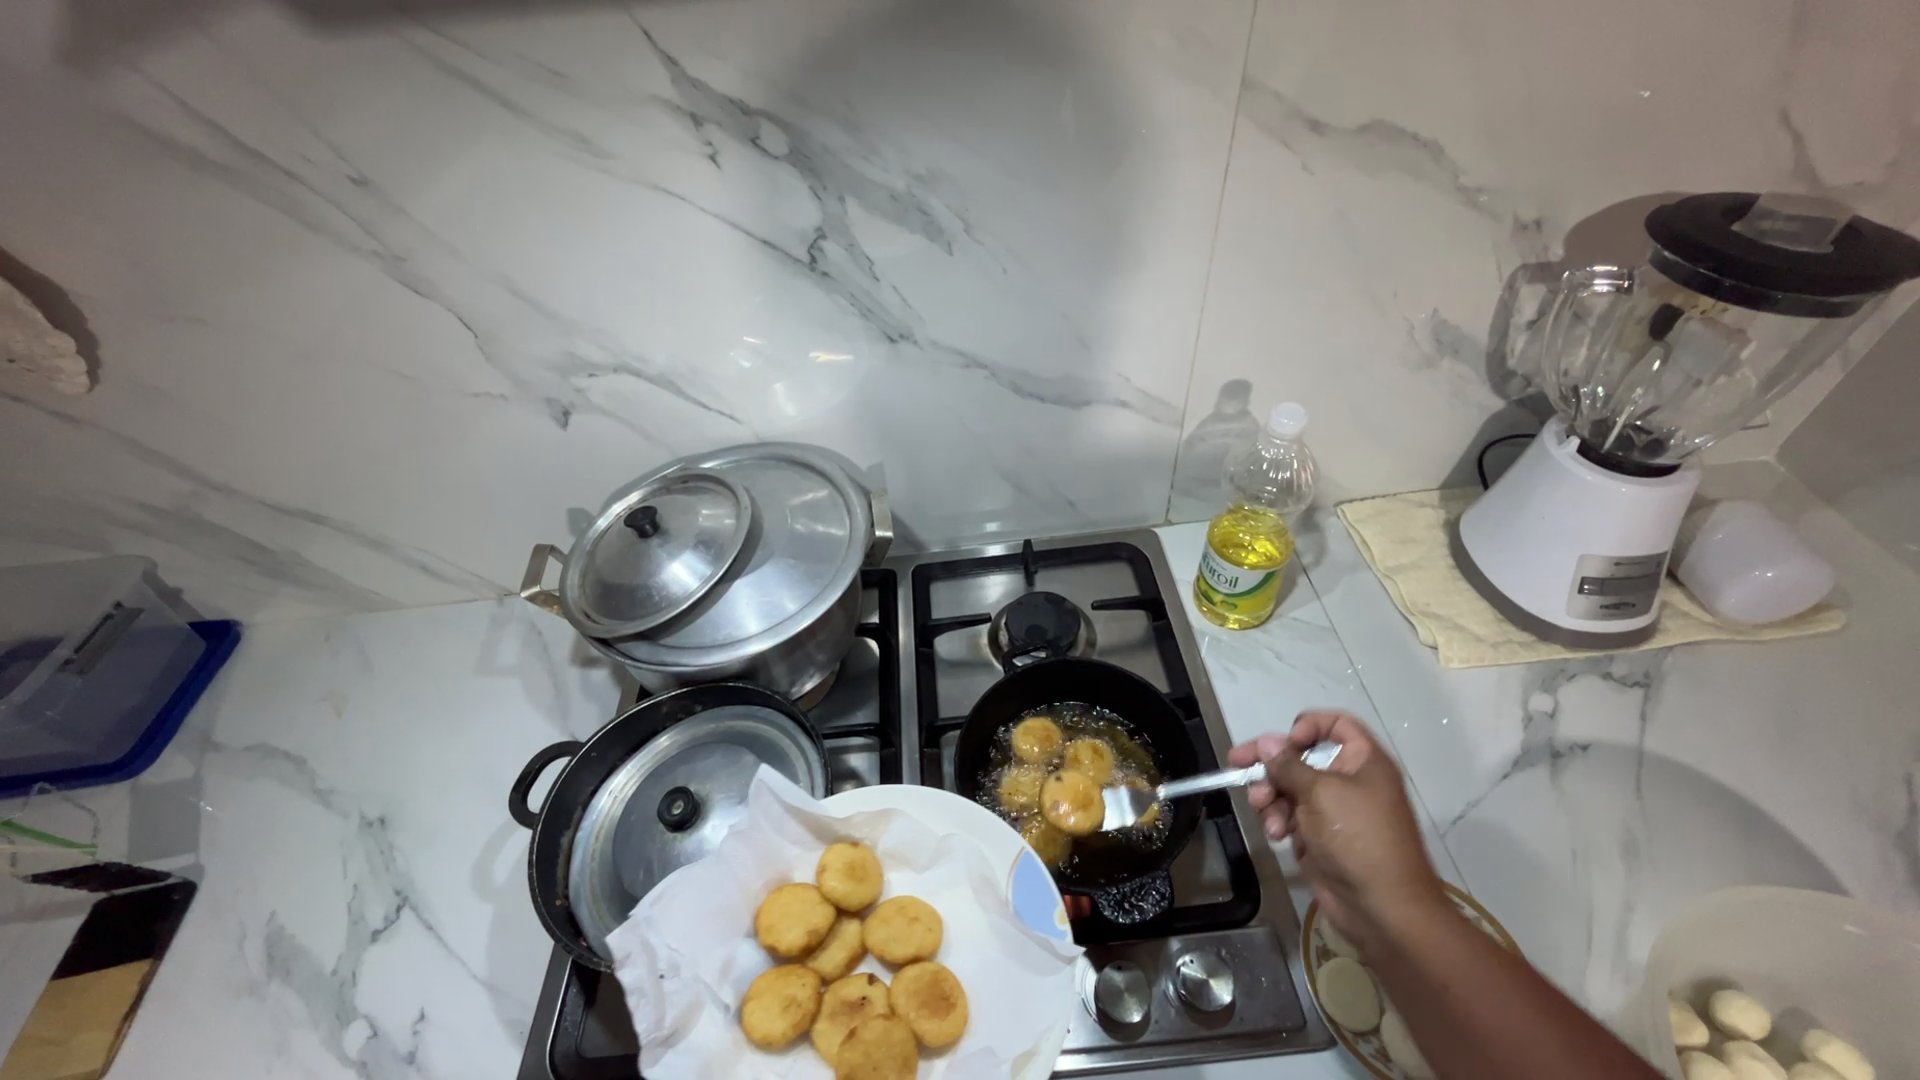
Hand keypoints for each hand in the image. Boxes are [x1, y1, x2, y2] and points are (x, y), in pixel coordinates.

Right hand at [1228, 712, 1446, 954]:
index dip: (1308, 727)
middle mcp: (1348, 780)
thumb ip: (1289, 764)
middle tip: (1237, 765)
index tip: (1285, 745)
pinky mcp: (1318, 835)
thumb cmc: (1358, 837)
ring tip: (1263, 810)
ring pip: (1288, 787)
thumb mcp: (1320, 792)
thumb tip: (1269, 742)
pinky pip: (1288, 814)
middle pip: (1301, 757)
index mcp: (1362, 761)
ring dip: (1270, 796)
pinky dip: (1278, 820)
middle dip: (1270, 764)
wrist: (1381, 906)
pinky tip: (1277, 834)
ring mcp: (1332, 809)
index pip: (1335, 725)